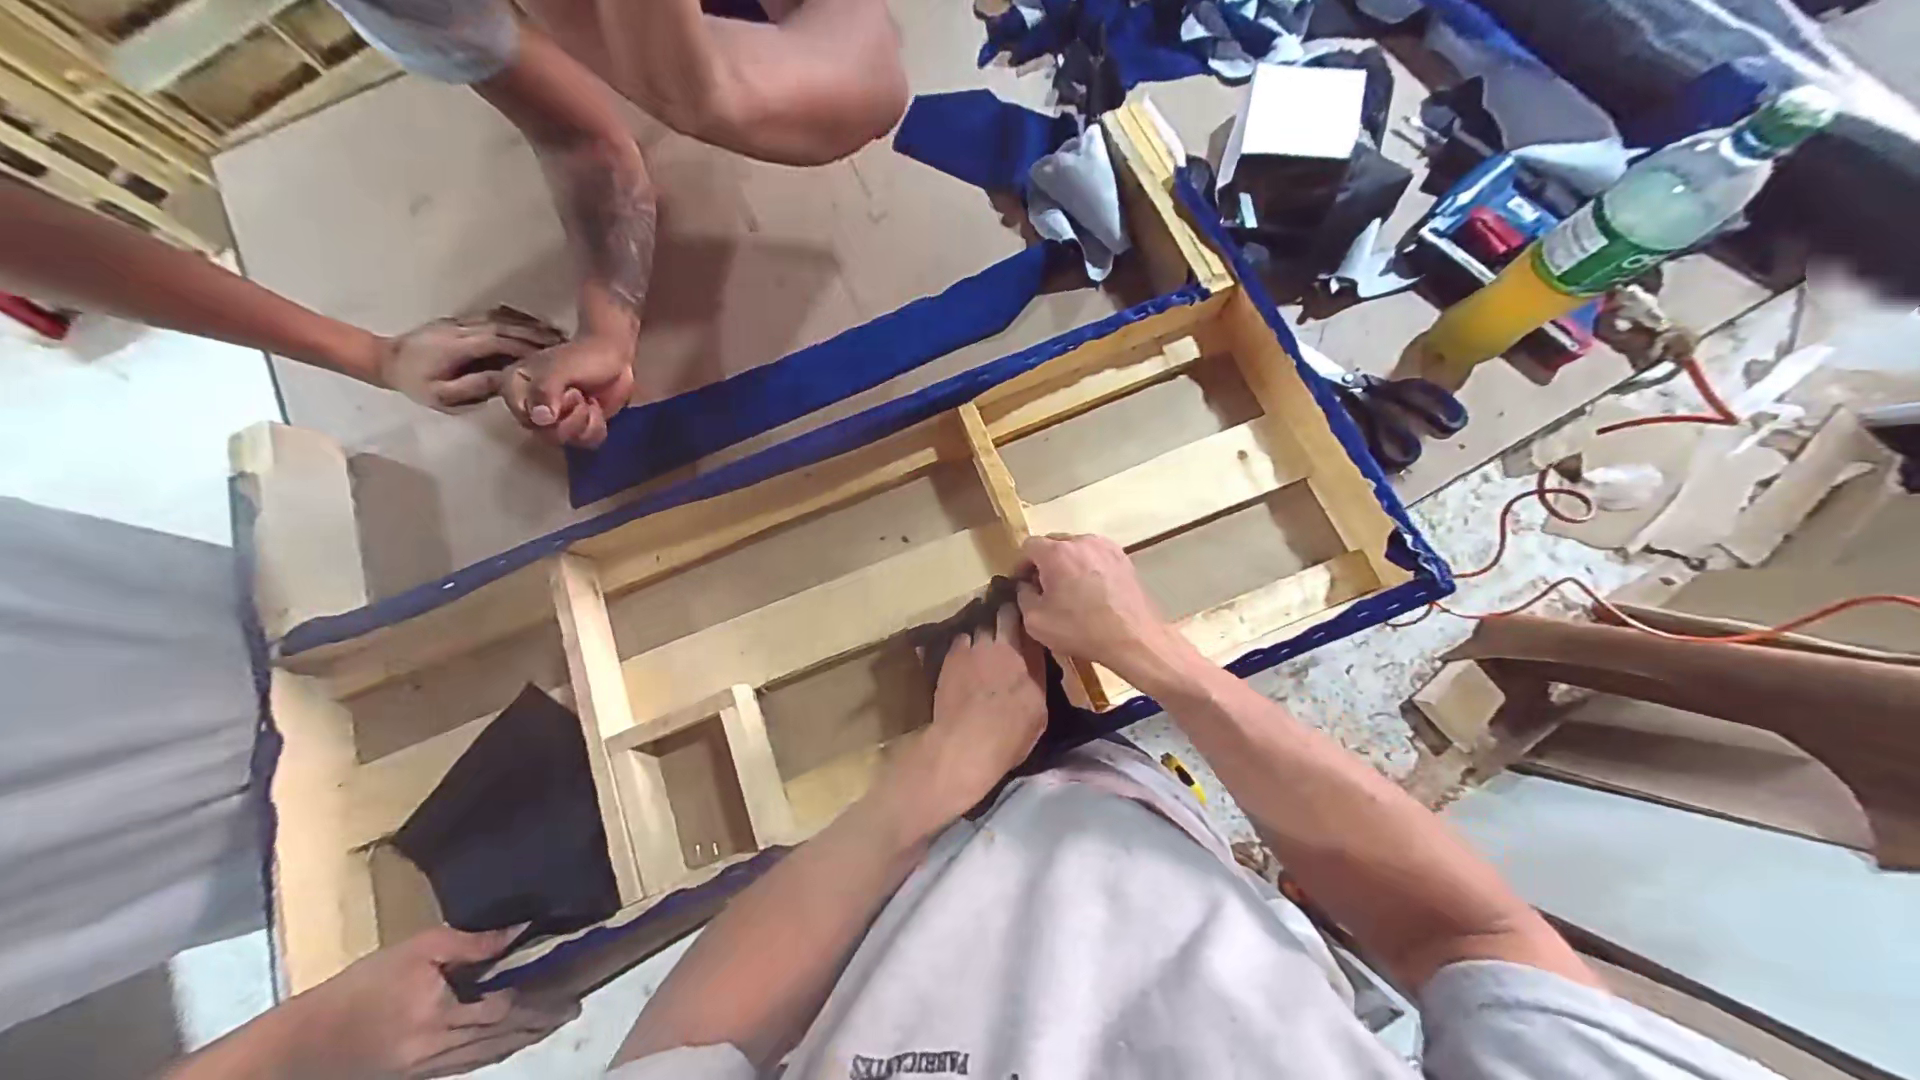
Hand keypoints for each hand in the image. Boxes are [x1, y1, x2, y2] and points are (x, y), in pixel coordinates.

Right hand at [282, 926, 576, 1078]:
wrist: (292, 1049)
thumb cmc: (356, 990)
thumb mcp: (415, 950)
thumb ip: (472, 942)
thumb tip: (520, 931)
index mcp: (439, 1018)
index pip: (504, 1009)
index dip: (538, 1001)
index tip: (569, 991)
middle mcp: (436, 1050)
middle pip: (500, 1037)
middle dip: (539, 1024)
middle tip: (572, 1011)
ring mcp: (423, 1069)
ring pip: (485, 1056)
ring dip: (521, 1040)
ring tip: (550, 1026)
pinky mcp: (410, 1076)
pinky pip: (462, 1066)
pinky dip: (490, 1055)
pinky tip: (503, 1047)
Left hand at [376, 307, 565, 411]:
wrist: (382, 360)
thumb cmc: (415, 384)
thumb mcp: (443, 396)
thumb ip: (476, 387)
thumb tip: (508, 379)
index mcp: (459, 346)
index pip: (502, 342)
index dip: (531, 348)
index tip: (556, 358)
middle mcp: (462, 329)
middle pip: (507, 327)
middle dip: (538, 335)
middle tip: (566, 344)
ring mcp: (460, 322)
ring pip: (502, 318)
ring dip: (532, 325)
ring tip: (557, 334)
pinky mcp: (460, 322)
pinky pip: (494, 316)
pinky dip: (517, 319)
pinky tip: (534, 324)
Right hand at [501, 333, 636, 448]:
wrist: (615, 358)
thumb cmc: (583, 357)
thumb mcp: (560, 369)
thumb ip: (545, 390)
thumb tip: (540, 419)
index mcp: (516, 388)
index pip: (522, 418)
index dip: (548, 412)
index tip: (566, 393)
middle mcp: (531, 407)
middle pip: (545, 434)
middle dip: (570, 419)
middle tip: (580, 396)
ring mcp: (555, 420)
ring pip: (566, 440)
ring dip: (585, 423)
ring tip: (590, 402)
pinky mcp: (577, 427)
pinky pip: (583, 442)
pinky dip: (596, 429)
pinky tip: (597, 411)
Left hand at [893, 601, 1048, 826]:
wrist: (966, 742)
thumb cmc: (1010, 733)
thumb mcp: (1038, 709)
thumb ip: (1036, 676)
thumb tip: (1034, 660)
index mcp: (1024, 656)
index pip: (1026, 623)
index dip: (1026, 616)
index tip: (1026, 616)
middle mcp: (998, 644)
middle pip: (1001, 616)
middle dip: (1004, 614)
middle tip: (1005, 620)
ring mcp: (971, 648)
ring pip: (978, 626)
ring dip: (982, 630)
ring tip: (983, 638)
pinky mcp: (949, 658)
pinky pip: (959, 640)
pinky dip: (964, 644)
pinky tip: (964, 653)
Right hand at [1015, 534, 1197, 692]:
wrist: (1134, 639)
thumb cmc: (1081, 630)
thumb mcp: (1036, 621)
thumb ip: (1022, 596)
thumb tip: (1025, 585)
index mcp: (1056, 553)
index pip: (1028, 546)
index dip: (1021, 565)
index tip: (1022, 584)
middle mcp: (1081, 541)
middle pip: (1053, 543)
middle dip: (1044, 562)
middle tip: (1044, 588)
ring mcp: (1105, 547)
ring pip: (1076, 548)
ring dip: (1067, 563)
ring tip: (1070, 589)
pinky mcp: (1123, 557)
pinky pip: (1095, 555)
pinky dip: (1088, 566)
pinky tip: (1091, 590)